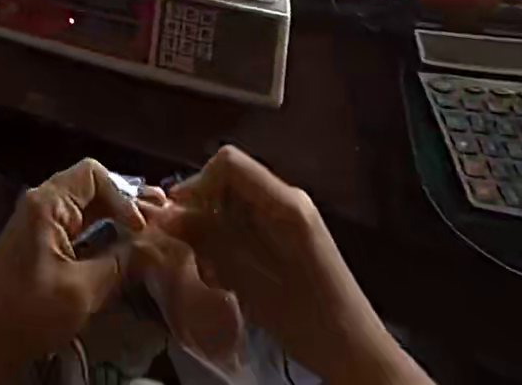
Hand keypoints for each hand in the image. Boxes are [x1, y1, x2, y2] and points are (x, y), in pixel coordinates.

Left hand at [0, 159, 144, 384]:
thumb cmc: (29, 311)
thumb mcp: (82, 291)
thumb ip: (120, 265)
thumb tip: (156, 247)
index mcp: (46, 202)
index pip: (92, 173)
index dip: (122, 195)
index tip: (140, 228)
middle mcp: (41, 202)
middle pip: (89, 188)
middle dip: (122, 206)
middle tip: (154, 229)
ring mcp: (38, 221)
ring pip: (84, 208)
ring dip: (113, 221)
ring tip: (144, 240)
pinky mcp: (39, 242)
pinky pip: (75, 226)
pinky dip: (99, 234)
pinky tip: (120, 252)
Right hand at [149, 147, 431, 384]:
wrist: (360, 358)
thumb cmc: (308, 320)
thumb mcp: (248, 280)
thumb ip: (205, 240)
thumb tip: (161, 215)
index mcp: (285, 203)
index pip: (229, 163)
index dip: (198, 182)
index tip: (179, 213)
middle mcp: (287, 198)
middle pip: (227, 179)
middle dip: (201, 207)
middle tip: (188, 245)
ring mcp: (289, 214)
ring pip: (231, 199)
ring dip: (211, 227)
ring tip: (209, 267)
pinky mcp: (287, 231)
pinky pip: (245, 217)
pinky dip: (227, 237)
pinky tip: (225, 272)